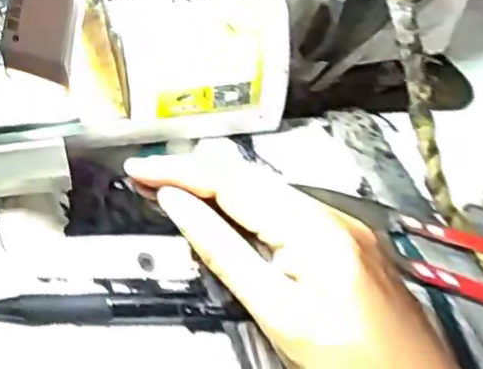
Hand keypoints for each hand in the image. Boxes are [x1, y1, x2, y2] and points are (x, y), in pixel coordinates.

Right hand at [125, 154, 456, 368]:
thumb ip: (219, 249)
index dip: (172, 170)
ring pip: (256, 190)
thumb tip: (173, 201)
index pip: (225, 180)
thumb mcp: (278, 313)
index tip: (135, 170)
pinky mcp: (347, 250)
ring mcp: (345, 234)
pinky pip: (276, 209)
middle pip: (241, 177)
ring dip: (208, 187)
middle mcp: (335, 221)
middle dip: (186, 174)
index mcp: (318, 230)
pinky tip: (216, 212)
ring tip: (167, 191)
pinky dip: (236, 205)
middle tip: (142, 177)